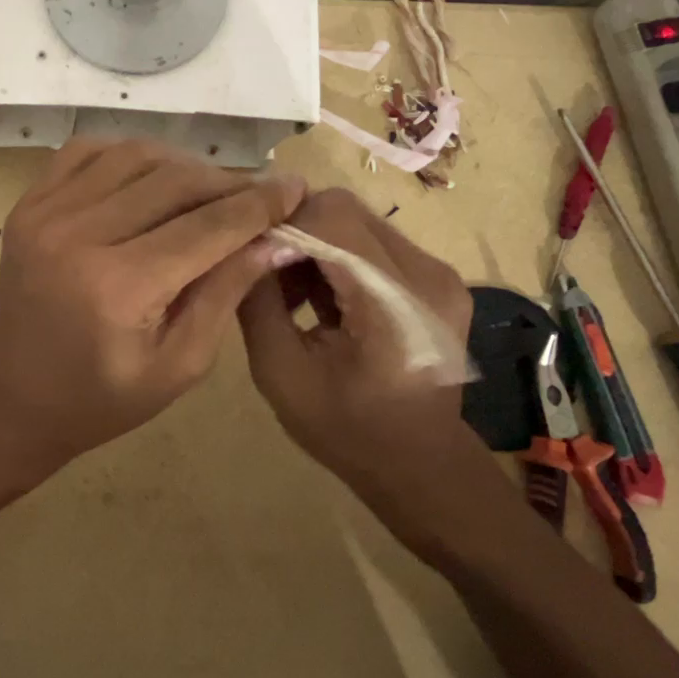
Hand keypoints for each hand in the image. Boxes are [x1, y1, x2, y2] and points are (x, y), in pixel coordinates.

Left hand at [0, 138, 304, 486]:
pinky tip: (151, 178)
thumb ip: (226, 293)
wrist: (18, 397)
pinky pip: (86, 152)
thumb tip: (278, 237)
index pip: (205, 226)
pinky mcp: (27, 205)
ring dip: (181, 165)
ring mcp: (43, 212)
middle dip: (226, 184)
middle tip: (257, 197)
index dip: (258, 205)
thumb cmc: (104, 397)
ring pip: (133, 156)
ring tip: (207, 191)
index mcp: (117, 286)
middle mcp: (76, 235)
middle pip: (172, 181)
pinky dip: (127, 156)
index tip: (296, 189)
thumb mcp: (180, 363)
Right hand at [238, 189, 478, 522]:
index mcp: (390, 299)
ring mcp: (438, 274)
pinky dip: (340, 258)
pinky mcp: (437, 281)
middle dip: (296, 230)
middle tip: (265, 274)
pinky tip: (321, 301)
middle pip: (345, 210)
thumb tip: (240, 246)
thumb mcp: (279, 371)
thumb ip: (257, 300)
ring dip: (316, 243)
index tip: (246, 252)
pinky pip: (375, 243)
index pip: (330, 216)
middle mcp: (426, 273)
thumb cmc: (345, 428)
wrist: (420, 468)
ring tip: (291, 294)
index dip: (280, 223)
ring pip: (359, 221)